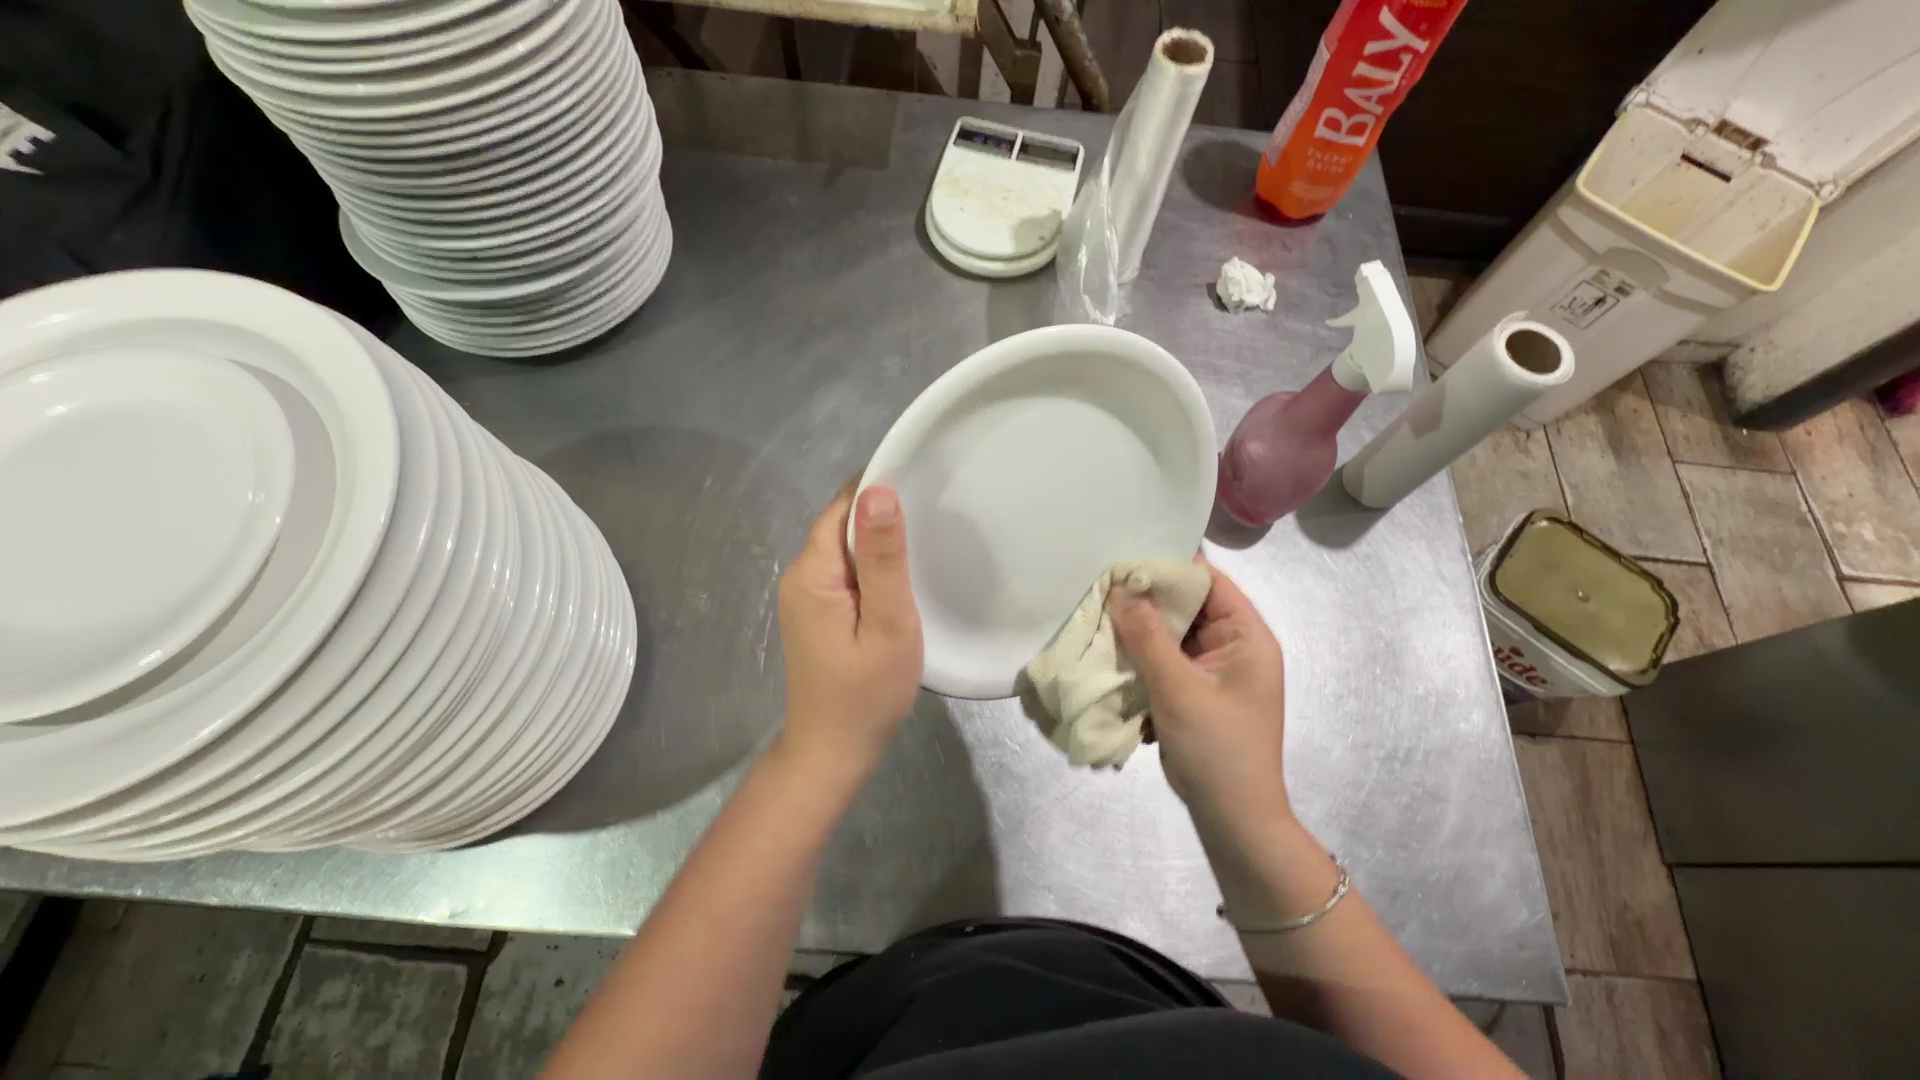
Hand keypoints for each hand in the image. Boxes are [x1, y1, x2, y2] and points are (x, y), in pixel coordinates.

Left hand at [776, 481, 923, 772]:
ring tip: (925, 545)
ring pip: (844, 550)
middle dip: (881, 516)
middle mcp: (799, 577)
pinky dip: (871, 570)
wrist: (833, 753)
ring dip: (878, 544)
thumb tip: (878, 491)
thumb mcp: (887, 624)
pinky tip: (900, 581)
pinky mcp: (814, 616)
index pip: (843, 507)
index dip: (878, 490)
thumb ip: (883, 559)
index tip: (923, 483)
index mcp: (813, 573)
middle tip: (935, 517)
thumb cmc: (867, 694)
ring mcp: (803, 598)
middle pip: (841, 525)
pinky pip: (843, 574)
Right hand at [1109, 559, 1288, 820]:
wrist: (1233, 819)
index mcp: (1248, 637)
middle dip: (1147, 598)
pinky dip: (1141, 655)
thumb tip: (1120, 587)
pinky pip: (1166, 660)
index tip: (1126, 555)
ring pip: (1172, 634)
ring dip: (1140, 628)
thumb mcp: (1179, 689)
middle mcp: (1234, 647)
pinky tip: (1110, 648)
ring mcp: (1214, 671)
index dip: (1170, 567)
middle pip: (1188, 607)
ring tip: (1099, 610)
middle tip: (1102, 582)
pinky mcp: (1195, 692)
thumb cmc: (1217, 749)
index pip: (1210, 583)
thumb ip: (1147, 636)